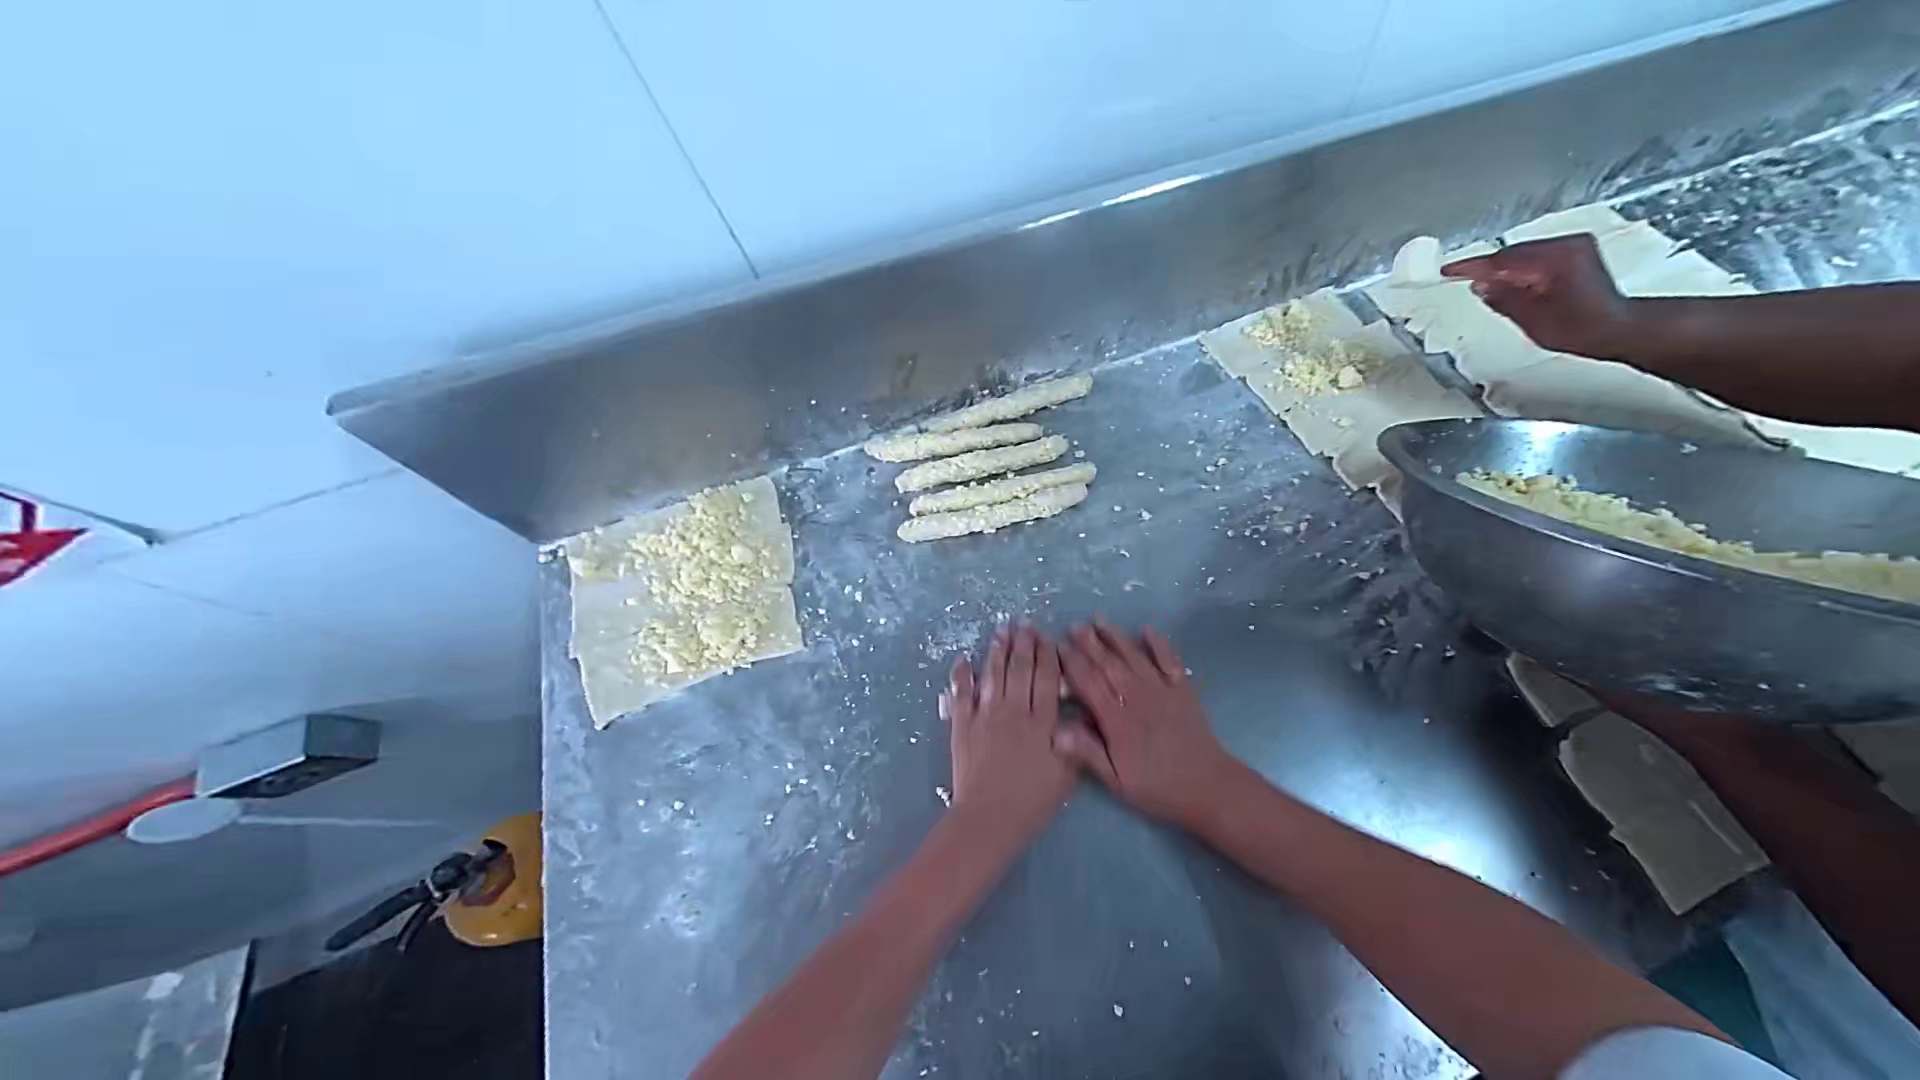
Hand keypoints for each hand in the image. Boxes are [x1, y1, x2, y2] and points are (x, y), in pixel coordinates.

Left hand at [941, 623, 1076, 844]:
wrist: (990, 817)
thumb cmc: (1033, 801)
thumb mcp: (1067, 774)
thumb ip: (1076, 740)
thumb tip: (1081, 711)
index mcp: (1042, 721)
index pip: (1047, 679)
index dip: (1048, 655)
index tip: (1048, 637)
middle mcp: (1014, 710)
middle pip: (1020, 669)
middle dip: (1023, 644)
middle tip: (1023, 624)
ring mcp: (986, 715)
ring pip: (993, 674)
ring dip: (997, 650)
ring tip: (1001, 631)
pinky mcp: (963, 725)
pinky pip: (961, 694)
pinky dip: (962, 675)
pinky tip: (963, 660)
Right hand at [1053, 620, 1237, 827]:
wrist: (1208, 787)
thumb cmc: (1157, 787)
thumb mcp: (1117, 780)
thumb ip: (1087, 753)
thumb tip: (1055, 731)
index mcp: (1117, 720)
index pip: (1088, 684)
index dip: (1071, 664)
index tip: (1057, 646)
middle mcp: (1137, 697)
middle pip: (1108, 664)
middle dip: (1089, 644)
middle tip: (1074, 625)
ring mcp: (1161, 690)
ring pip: (1133, 657)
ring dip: (1115, 637)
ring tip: (1099, 619)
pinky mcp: (1182, 690)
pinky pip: (1168, 660)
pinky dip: (1158, 644)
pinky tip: (1147, 630)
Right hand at [1441, 234, 1637, 358]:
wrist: (1618, 328)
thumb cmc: (1580, 327)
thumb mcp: (1530, 318)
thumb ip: (1502, 299)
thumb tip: (1481, 285)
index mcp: (1555, 259)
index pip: (1502, 259)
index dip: (1471, 266)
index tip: (1448, 270)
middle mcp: (1569, 245)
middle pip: (1513, 253)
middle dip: (1486, 267)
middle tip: (1460, 278)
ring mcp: (1575, 247)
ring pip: (1523, 254)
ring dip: (1501, 268)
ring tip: (1482, 284)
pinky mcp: (1577, 253)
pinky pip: (1536, 256)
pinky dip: (1517, 268)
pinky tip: (1507, 281)